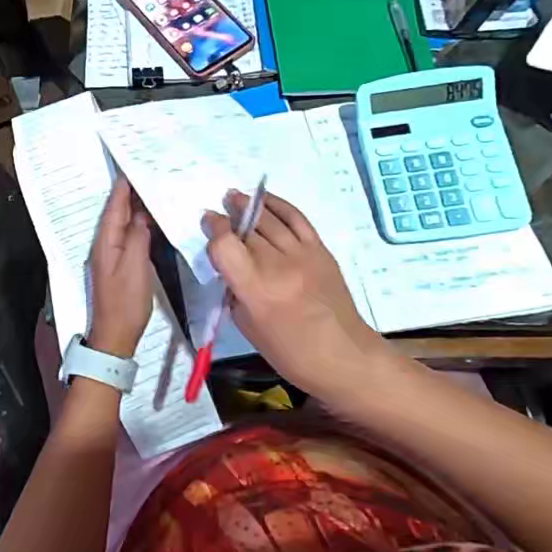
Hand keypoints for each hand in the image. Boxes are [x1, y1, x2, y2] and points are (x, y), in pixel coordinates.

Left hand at [85, 177, 152, 357]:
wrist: (116, 336)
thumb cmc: (126, 302)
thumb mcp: (135, 266)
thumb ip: (137, 236)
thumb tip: (141, 213)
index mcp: (105, 242)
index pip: (115, 206)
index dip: (124, 186)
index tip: (133, 163)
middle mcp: (105, 245)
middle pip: (117, 212)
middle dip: (130, 192)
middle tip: (147, 171)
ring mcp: (111, 256)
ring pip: (123, 223)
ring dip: (134, 207)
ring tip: (151, 189)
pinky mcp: (120, 265)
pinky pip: (128, 236)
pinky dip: (138, 223)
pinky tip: (149, 220)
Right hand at [203, 190, 388, 397]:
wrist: (343, 354)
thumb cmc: (291, 353)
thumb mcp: (249, 327)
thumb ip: (237, 292)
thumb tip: (231, 267)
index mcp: (256, 290)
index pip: (226, 245)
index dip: (214, 229)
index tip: (208, 223)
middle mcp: (277, 265)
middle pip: (246, 229)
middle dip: (228, 218)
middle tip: (218, 212)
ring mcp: (302, 254)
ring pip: (269, 219)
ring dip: (249, 205)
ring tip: (235, 197)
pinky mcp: (320, 250)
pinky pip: (297, 218)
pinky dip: (279, 205)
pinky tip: (265, 200)